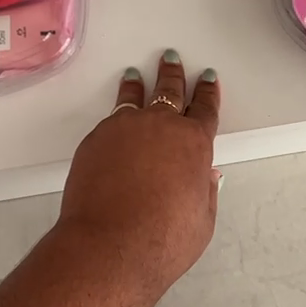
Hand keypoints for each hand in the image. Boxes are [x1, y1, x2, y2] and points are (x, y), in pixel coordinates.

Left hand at [53, 50, 221, 301]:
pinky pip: (110, 120)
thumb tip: (206, 176)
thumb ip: (205, 192)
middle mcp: (161, 126)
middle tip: (171, 59)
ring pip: (134, 98)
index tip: (208, 79)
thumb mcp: (202, 222)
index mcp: (194, 142)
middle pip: (170, 91)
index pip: (205, 108)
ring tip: (135, 75)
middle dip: (173, 74)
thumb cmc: (161, 241)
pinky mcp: (97, 138)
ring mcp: (126, 128)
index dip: (208, 92)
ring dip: (138, 85)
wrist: (108, 246)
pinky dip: (115, 115)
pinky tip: (113, 121)